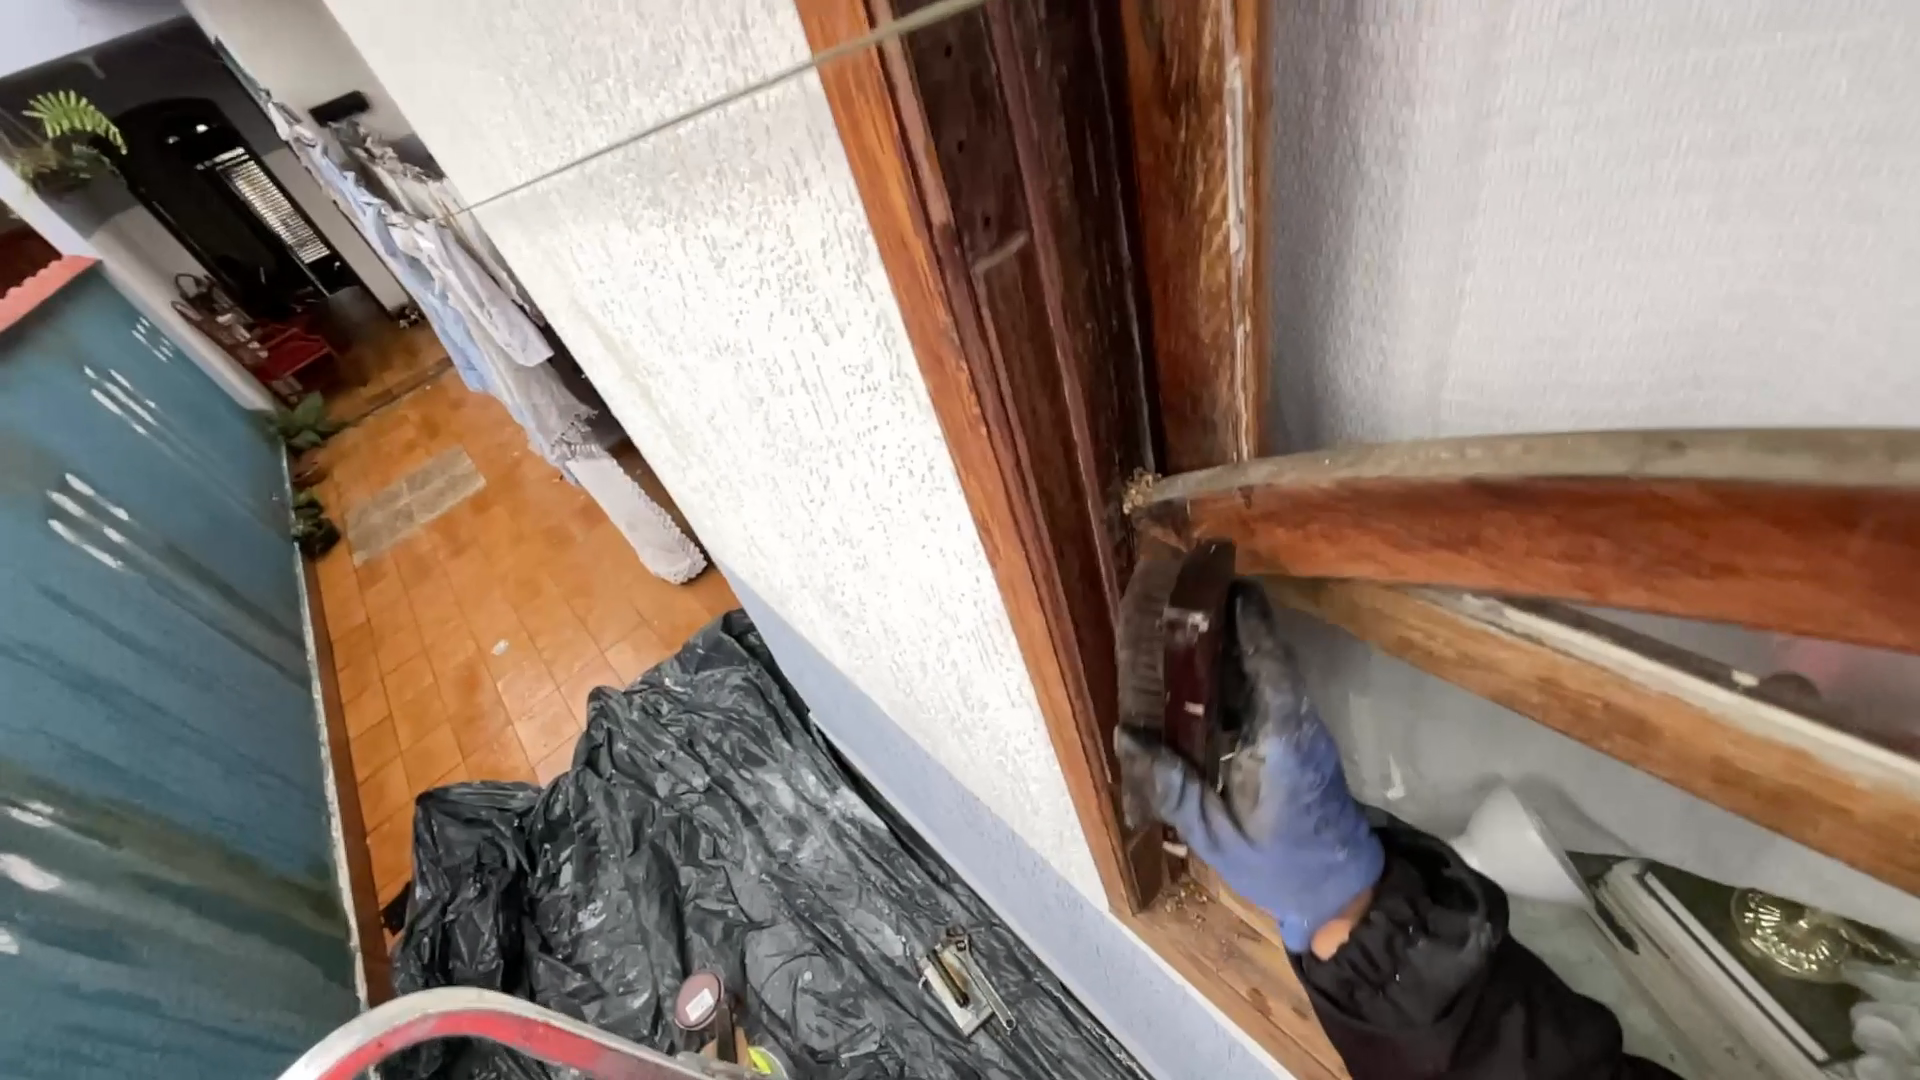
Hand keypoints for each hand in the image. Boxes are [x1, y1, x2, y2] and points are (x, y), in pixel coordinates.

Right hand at [1116, 584, 1383, 952]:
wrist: (1339, 892)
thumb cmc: (1278, 865)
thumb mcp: (1215, 835)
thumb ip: (1172, 785)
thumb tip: (1127, 733)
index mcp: (1283, 742)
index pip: (1270, 667)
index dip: (1251, 624)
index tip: (1226, 586)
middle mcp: (1296, 723)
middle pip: (1268, 657)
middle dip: (1233, 621)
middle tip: (1186, 592)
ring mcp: (1298, 728)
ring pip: (1266, 670)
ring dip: (1232, 641)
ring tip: (1183, 618)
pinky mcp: (1293, 736)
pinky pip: (1263, 690)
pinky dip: (1234, 669)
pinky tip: (1196, 666)